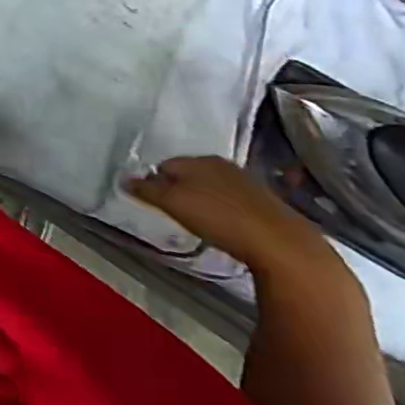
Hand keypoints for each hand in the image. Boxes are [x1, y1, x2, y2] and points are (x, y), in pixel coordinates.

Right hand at [127, 156, 340, 276]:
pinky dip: (224, 210)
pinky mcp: (267, 203)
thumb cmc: (219, 218)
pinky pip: (233, 200)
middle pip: (189, 174)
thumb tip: (122, 178)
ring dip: (203, 200)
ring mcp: (247, 182)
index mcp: (198, 160)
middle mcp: (222, 164)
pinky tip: (227, 227)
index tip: (156, 205)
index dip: (155, 184)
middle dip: (179, 190)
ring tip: (201, 222)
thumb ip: (145, 190)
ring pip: (212, 187)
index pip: (164, 165)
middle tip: (176, 213)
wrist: (282, 245)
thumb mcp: (172, 204)